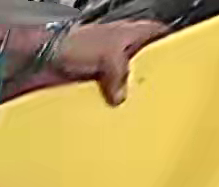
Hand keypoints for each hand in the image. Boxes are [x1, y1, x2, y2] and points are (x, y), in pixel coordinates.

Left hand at [49, 19, 167, 104]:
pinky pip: (102, 100)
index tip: (175, 72)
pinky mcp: (92, 88)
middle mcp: (124, 53)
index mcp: (136, 35)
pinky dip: (103, 108)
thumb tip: (122, 98)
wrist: (43, 59)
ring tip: (127, 115)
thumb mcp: (108, 54)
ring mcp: (107, 72)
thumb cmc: (76, 45)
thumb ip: (120, 73)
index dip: (170, 54)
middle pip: (143, 69)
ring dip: (121, 100)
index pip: (162, 41)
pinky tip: (106, 119)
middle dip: (145, 84)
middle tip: (150, 101)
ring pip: (122, 87)